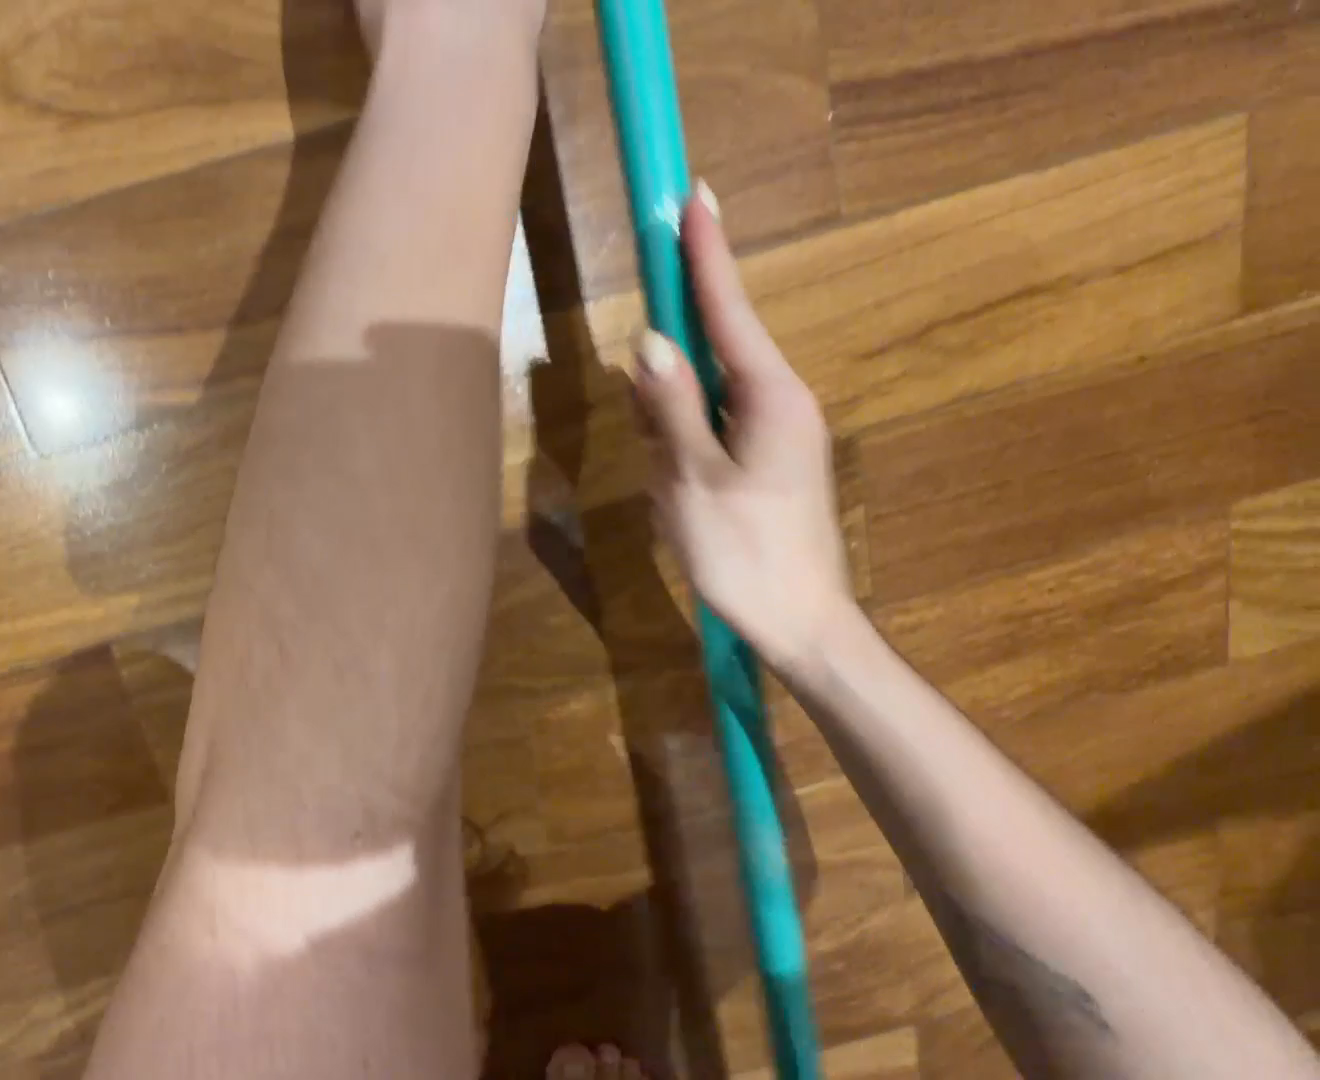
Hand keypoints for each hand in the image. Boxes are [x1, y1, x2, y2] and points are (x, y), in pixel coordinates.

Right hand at [632, 185, 854, 673]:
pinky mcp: (760, 458)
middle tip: (656, 439)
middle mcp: (777, 401)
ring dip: (668, 423)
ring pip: (700, 394)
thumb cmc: (746, 553)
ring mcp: (771, 431)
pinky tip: (681, 490)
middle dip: (665, 376)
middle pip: (707, 351)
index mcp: (770, 396)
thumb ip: (671, 407)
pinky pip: (706, 427)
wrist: (798, 622)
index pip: (728, 308)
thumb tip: (650, 341)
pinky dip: (680, 444)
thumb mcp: (694, 479)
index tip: (695, 194)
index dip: (706, 252)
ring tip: (674, 485)